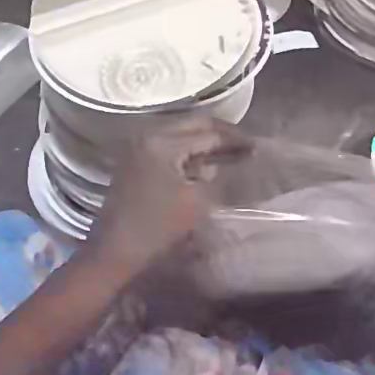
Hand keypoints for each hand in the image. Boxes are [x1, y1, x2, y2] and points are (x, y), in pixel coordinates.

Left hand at [90, 118, 248, 281]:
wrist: (115, 250)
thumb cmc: (157, 227)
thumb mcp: (197, 201)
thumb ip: (218, 175)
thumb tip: (234, 161)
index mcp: (162, 142)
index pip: (208, 133)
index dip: (235, 140)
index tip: (259, 147)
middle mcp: (147, 134)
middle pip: (192, 125)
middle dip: (220, 133)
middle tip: (246, 145)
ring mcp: (137, 145)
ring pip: (179, 133)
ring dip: (203, 140)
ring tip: (230, 152)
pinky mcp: (134, 159)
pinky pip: (166, 144)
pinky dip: (186, 150)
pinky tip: (205, 162)